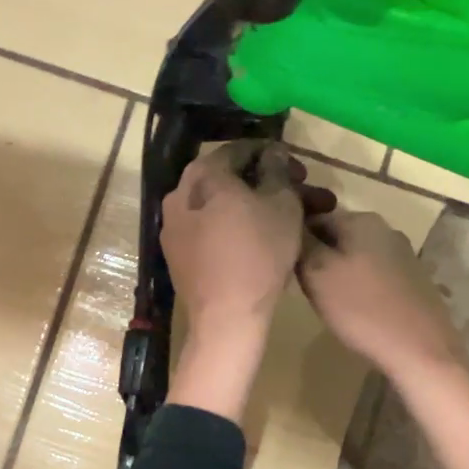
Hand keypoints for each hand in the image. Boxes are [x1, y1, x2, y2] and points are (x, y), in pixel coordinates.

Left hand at [161, 141, 312, 335]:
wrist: (226, 318)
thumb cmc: (258, 255)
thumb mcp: (282, 205)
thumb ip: (277, 171)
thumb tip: (271, 153)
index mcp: (202, 175)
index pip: (238, 150)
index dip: (271, 156)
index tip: (296, 170)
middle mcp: (178, 194)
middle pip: (224, 179)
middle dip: (260, 182)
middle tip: (290, 194)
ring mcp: (172, 228)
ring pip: (215, 206)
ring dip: (247, 206)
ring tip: (276, 219)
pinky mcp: (176, 256)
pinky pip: (207, 230)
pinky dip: (229, 228)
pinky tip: (252, 241)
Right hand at [295, 210, 465, 382]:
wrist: (419, 347)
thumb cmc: (361, 308)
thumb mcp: (317, 273)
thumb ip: (303, 243)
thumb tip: (296, 225)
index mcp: (360, 220)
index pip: (316, 217)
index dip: (298, 239)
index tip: (289, 265)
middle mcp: (385, 229)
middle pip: (339, 236)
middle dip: (320, 256)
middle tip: (307, 286)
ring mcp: (403, 254)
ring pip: (357, 256)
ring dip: (340, 273)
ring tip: (330, 300)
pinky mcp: (413, 280)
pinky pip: (376, 275)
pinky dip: (361, 286)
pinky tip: (358, 309)